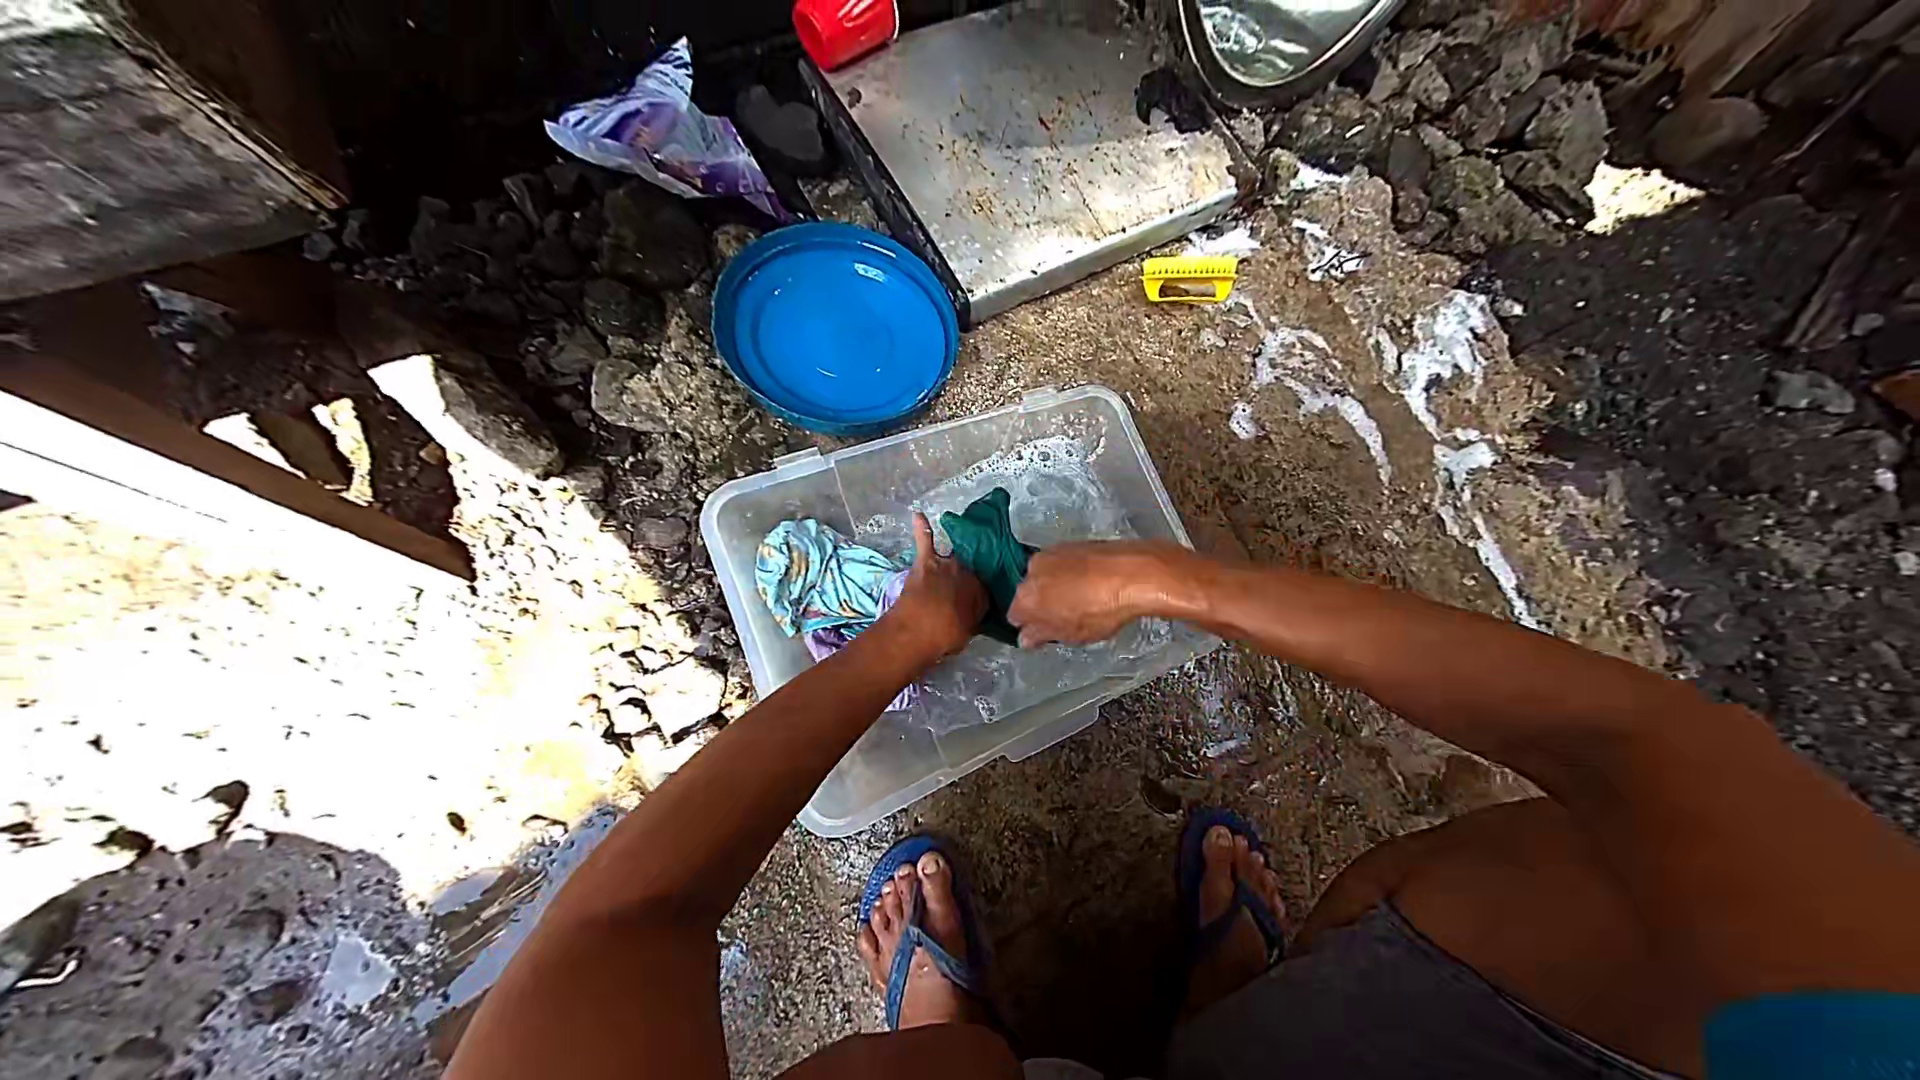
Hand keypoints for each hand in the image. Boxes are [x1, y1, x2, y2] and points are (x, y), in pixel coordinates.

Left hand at [871, 513, 987, 666]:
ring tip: (967, 536)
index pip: (987, 585)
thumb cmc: (945, 636)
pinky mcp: (927, 560)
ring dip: (960, 547)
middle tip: (970, 572)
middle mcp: (970, 573)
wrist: (919, 630)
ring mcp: (948, 564)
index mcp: (983, 593)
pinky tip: (919, 514)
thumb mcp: (968, 631)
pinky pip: (926, 539)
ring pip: (958, 550)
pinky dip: (922, 527)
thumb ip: (973, 617)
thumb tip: (973, 613)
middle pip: (975, 565)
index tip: (982, 588)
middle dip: (974, 566)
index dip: (984, 586)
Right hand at [1007, 540, 1202, 647]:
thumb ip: (1041, 635)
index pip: (1015, 616)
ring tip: (1085, 601)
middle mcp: (1032, 570)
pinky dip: (1072, 574)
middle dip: (1043, 605)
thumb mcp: (1071, 634)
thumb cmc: (1102, 609)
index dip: (1031, 627)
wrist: (1135, 573)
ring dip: (1058, 588)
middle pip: (1029, 593)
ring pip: (1047, 576)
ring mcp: (1052, 553)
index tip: (1046, 632)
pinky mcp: (1072, 543)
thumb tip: (1026, 637)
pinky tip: (1094, 584)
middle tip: (1068, 618)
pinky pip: (1064, 564)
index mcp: (1025, 597)